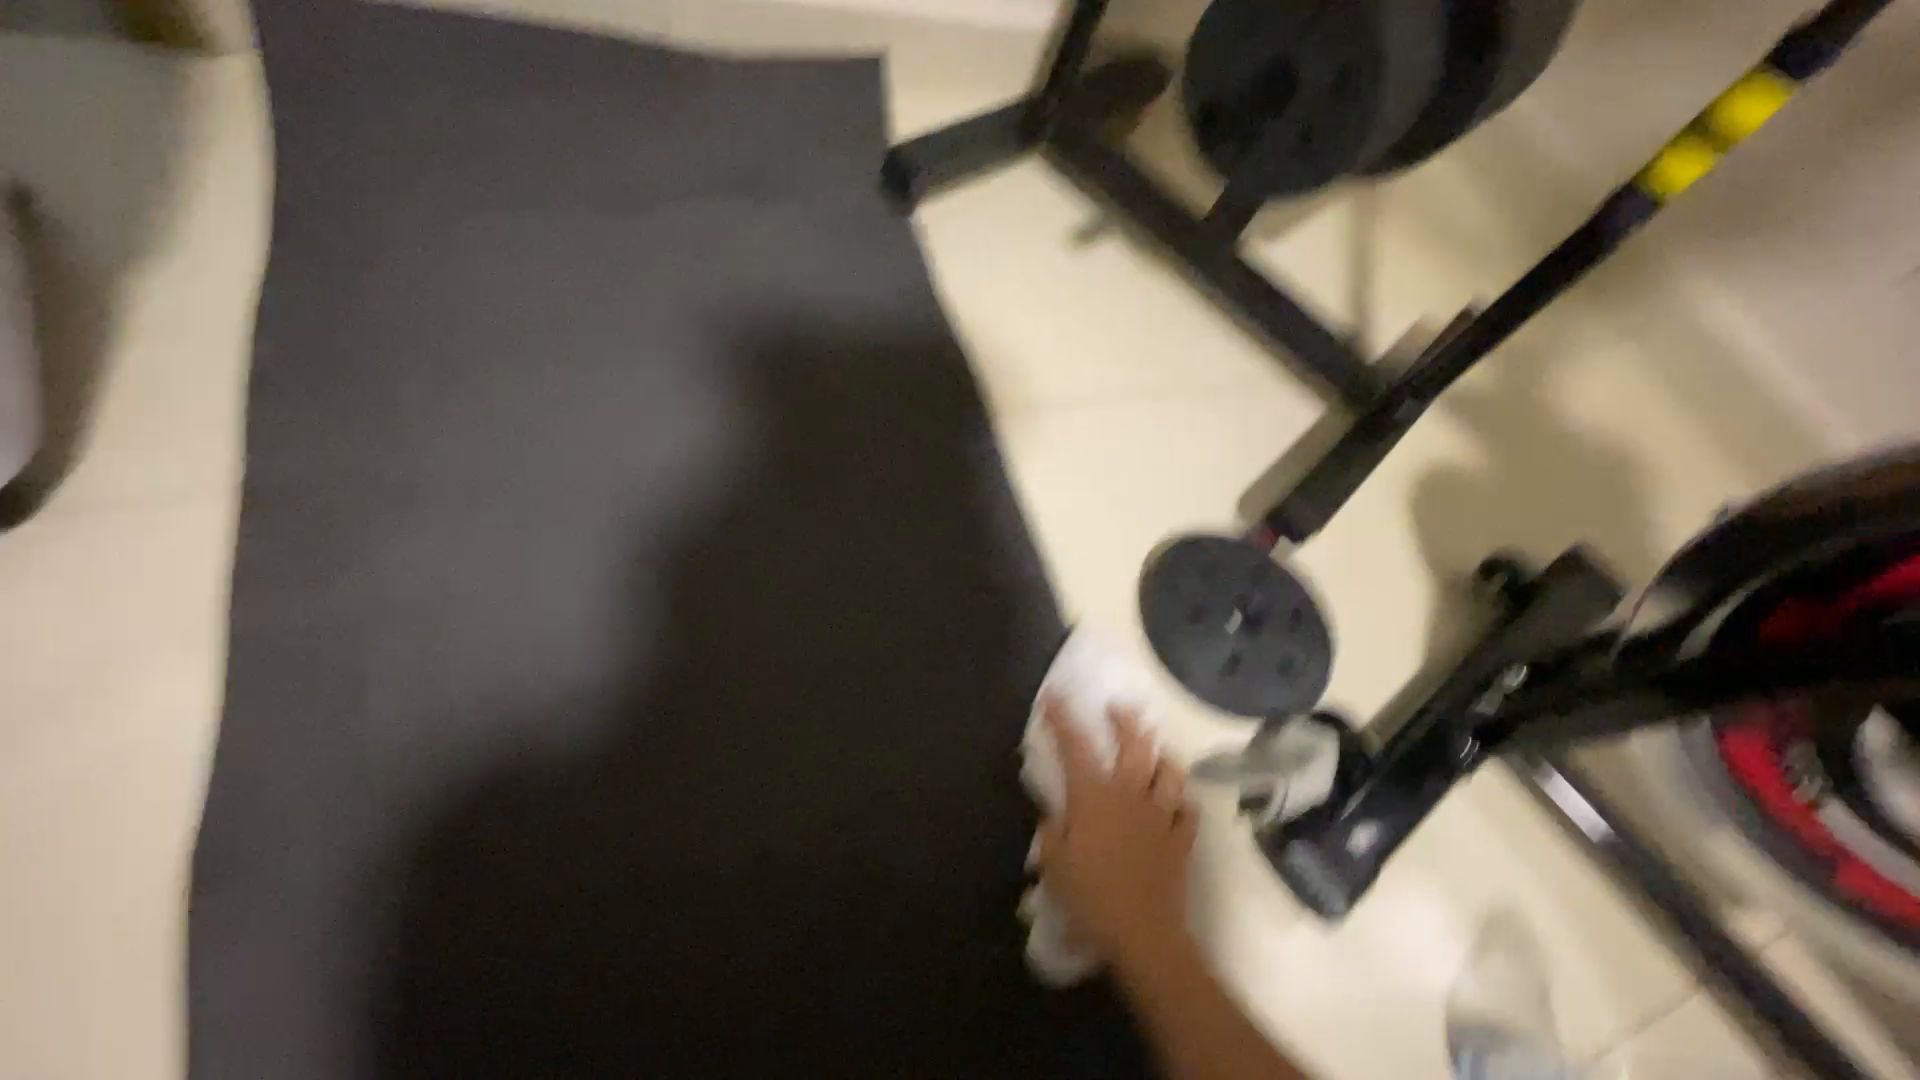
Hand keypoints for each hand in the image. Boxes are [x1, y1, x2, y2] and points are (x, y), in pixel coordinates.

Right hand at [1037, 697, 1197, 969]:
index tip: (1054, 696)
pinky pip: (1187, 809)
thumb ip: (1052, 833)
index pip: (1075, 746)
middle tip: (1119, 708)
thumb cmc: (1090, 898)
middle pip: (1135, 745)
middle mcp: (1130, 795)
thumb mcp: (1054, 865)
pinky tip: (1175, 801)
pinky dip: (1180, 800)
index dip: (1063, 718)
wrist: (1143, 933)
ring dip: (1161, 756)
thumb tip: (1055, 816)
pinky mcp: (1182, 838)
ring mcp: (1161, 815)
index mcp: (1094, 797)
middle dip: (1125, 721)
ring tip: (1155, 751)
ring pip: (1169, 771)